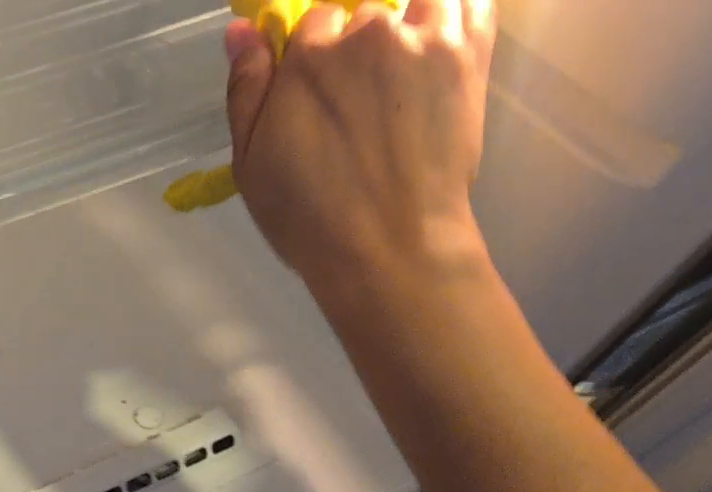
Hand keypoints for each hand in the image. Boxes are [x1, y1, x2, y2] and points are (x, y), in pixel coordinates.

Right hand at [226, 0, 496, 292]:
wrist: (390, 248)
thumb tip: (240, 29)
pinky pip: (471, 2)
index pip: (313, 21)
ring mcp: (422, 40)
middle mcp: (365, 34)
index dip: (314, 52)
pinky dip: (456, 12)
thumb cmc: (309, 218)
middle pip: (363, 12)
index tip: (318, 89)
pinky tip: (443, 38)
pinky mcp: (468, 56)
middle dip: (359, 44)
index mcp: (307, 58)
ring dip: (408, 25)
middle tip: (362, 100)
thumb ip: (246, 89)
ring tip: (404, 77)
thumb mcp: (251, 165)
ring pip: (414, 3)